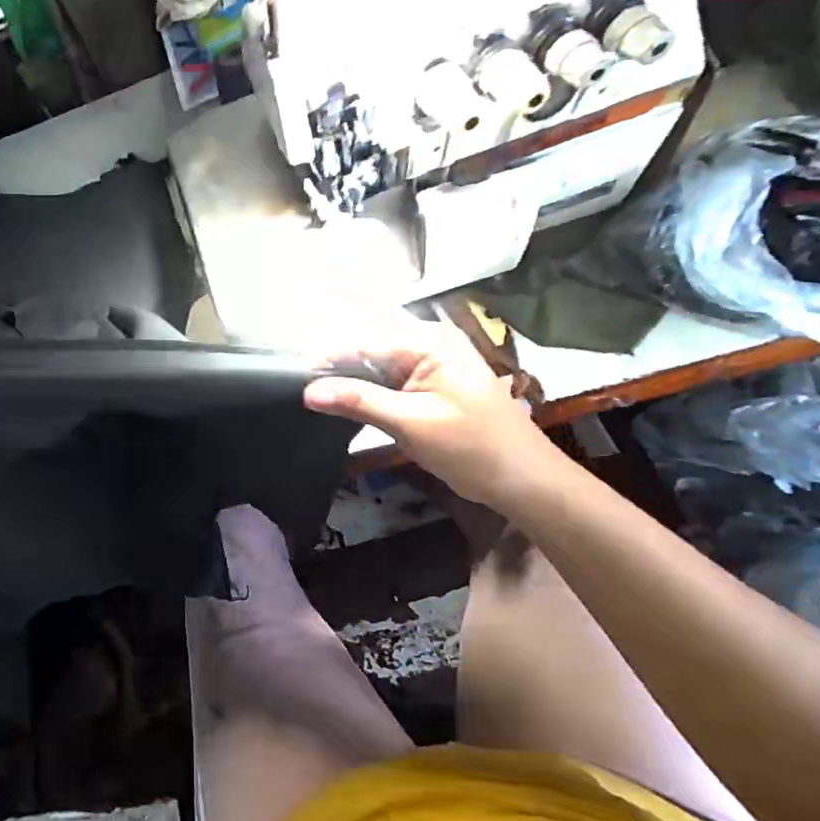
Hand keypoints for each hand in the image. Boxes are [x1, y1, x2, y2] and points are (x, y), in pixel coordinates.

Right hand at [303, 321, 562, 507]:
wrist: (524, 479)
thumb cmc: (473, 449)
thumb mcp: (411, 424)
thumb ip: (358, 401)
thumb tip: (307, 391)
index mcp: (429, 342)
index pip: (362, 341)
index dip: (326, 360)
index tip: (295, 382)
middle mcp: (427, 341)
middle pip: (365, 343)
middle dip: (333, 363)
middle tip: (303, 389)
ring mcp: (428, 361)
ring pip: (372, 360)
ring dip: (346, 377)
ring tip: (315, 395)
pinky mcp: (426, 381)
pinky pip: (384, 375)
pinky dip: (363, 387)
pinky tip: (343, 401)